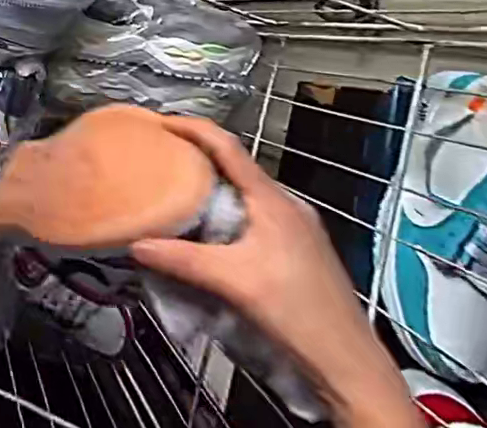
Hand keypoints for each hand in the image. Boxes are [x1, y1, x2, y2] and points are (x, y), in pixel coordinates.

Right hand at [129, 117, 417, 427]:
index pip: (227, 145)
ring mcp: (297, 224)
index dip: (193, 127)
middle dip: (198, 154)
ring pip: (246, 189)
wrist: (351, 365)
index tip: (161, 122)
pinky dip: (229, 206)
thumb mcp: (234, 282)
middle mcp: (287, 203)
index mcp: (272, 199)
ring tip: (178, 187)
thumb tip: (135, 243)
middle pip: (236, 164)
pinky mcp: (300, 246)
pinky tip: (213, 226)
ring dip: (213, 183)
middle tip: (162, 155)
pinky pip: (256, 210)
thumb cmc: (298, 314)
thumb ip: (182, 260)